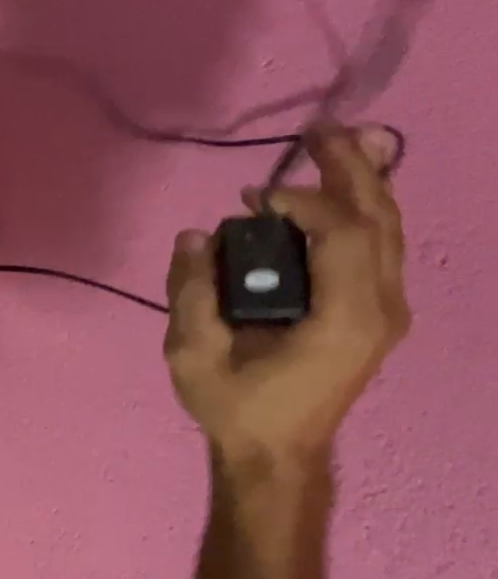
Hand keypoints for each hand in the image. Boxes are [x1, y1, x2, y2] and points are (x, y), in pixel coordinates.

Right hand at [164, 124, 409, 466]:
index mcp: (345, 319)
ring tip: (335, 145)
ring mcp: (385, 310)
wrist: (277, 450)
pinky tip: (331, 194)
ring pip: (387, 230)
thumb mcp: (193, 355)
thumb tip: (196, 236)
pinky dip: (355, 212)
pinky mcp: (373, 312)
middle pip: (381, 221)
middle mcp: (381, 307)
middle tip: (323, 128)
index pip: (343, 236)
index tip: (251, 196)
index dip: (304, 202)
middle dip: (353, 169)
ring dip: (362, 184)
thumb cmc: (233, 405)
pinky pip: (375, 247)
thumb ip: (191, 294)